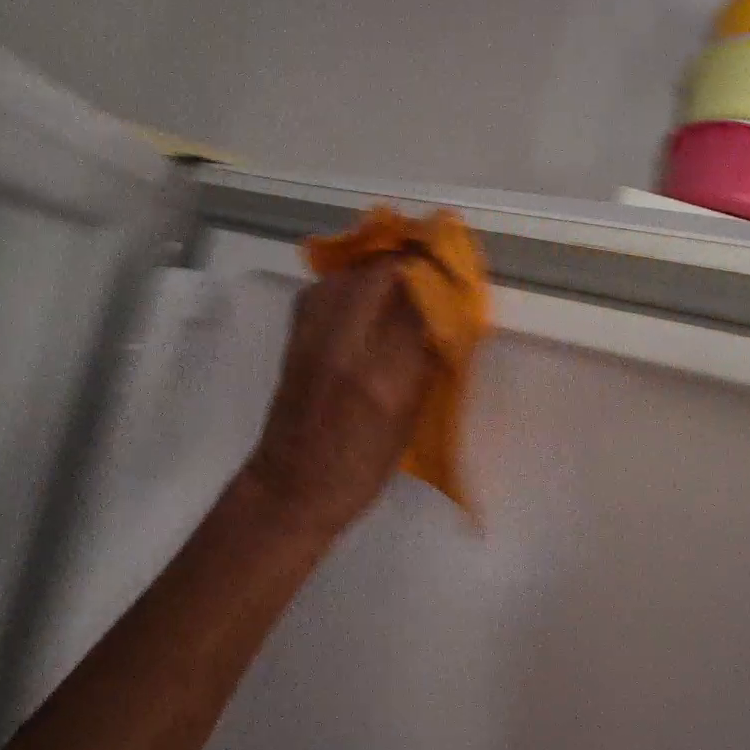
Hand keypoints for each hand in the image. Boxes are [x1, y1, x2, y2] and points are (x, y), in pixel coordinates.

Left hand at [238, 257, 434, 537]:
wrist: (290, 487)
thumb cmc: (361, 468)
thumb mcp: (409, 421)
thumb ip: (426, 366)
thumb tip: (446, 320)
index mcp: (382, 378)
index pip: (420, 306)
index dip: (442, 283)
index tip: (459, 276)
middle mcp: (344, 347)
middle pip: (381, 275)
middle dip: (411, 263)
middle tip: (432, 267)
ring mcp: (312, 337)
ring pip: (349, 274)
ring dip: (379, 267)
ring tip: (402, 274)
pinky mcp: (294, 337)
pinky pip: (325, 289)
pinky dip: (350, 281)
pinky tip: (365, 293)